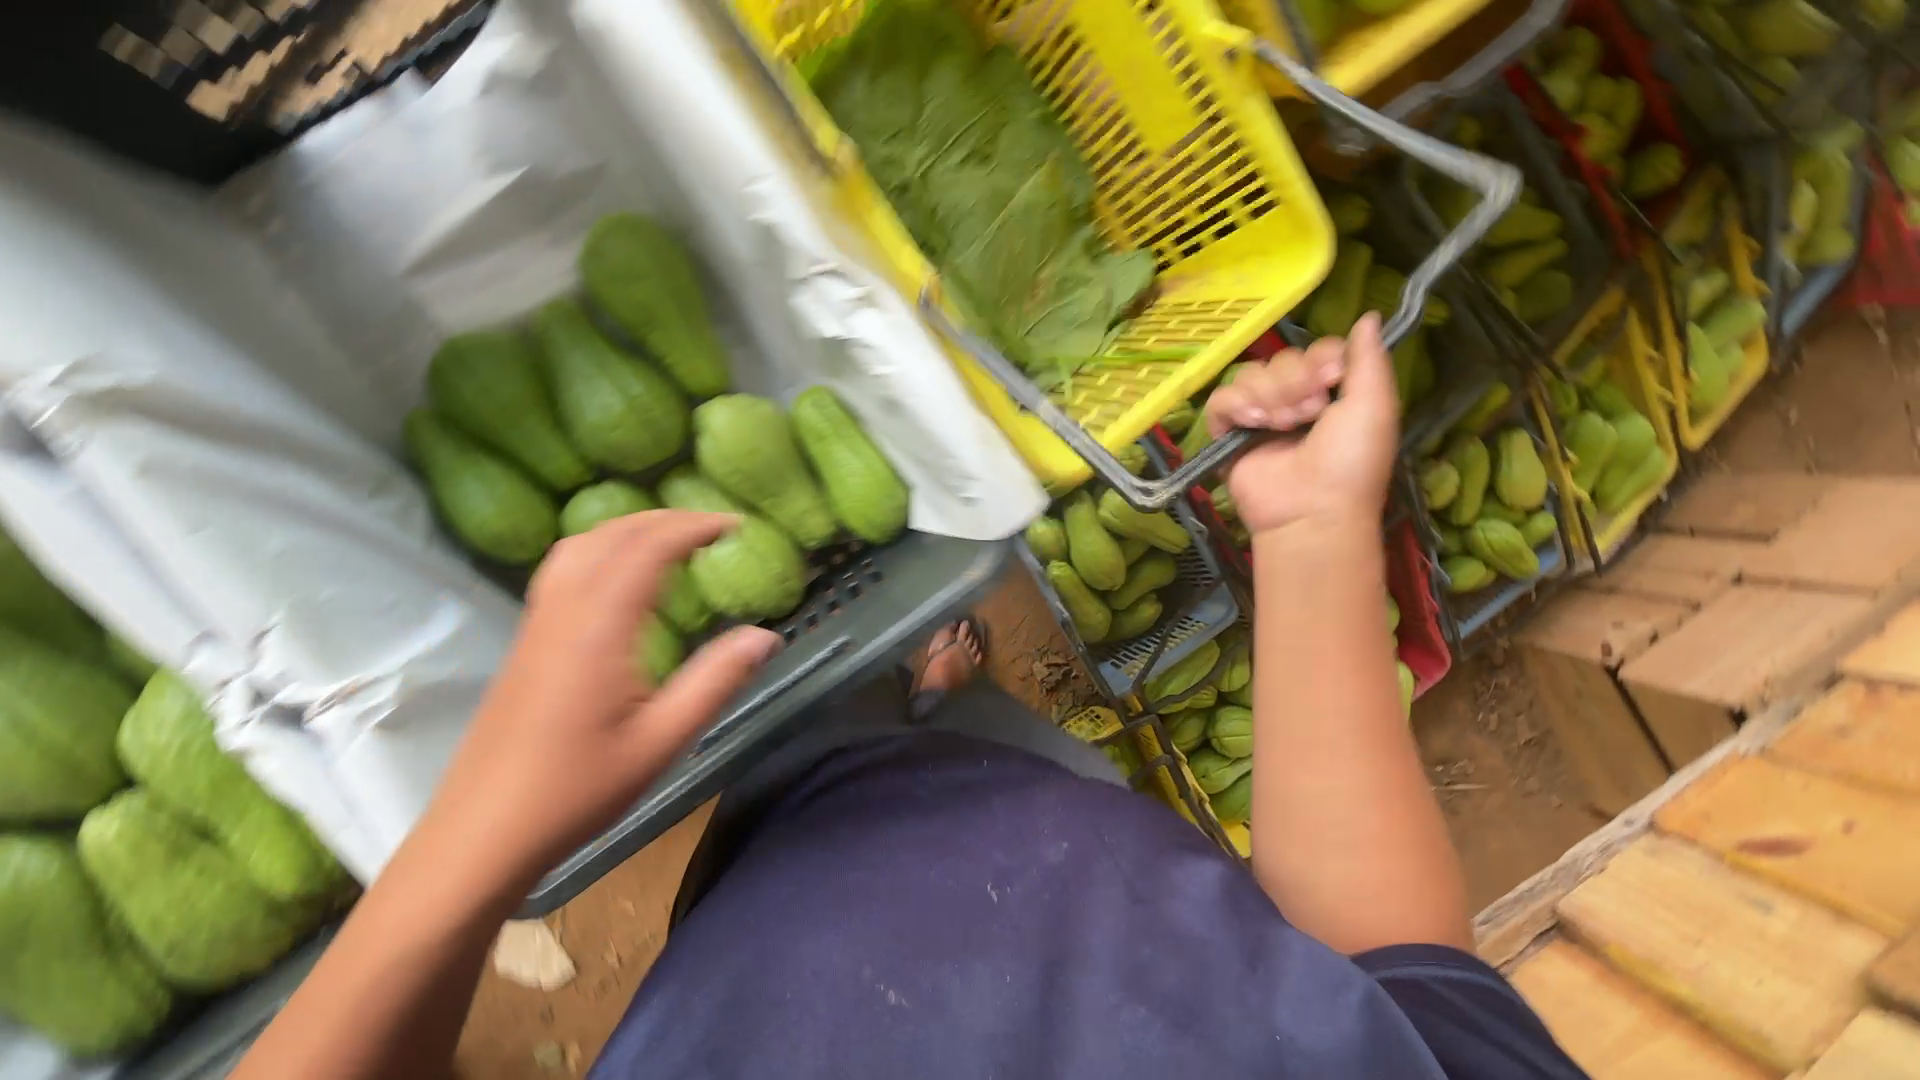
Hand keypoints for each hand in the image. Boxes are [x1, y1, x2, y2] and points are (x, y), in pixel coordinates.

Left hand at [418, 511, 782, 887]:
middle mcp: (564, 610)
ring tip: (672, 540)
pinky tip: (619, 578)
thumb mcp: (661, 742)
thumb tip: (766, 635)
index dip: (695, 526)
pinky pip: (565, 568)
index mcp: (599, 627)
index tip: (737, 526)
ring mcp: (538, 623)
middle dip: (667, 519)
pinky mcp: (526, 640)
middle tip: (714, 527)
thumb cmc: (577, 791)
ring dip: (630, 528)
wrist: (482, 832)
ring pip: (582, 545)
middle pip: (613, 534)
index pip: (649, 547)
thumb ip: (715, 682)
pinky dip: (602, 548)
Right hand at [1204, 312, 1399, 537]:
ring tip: (1281, 427)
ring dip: (1269, 397)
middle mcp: (1294, 401)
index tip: (1331, 379)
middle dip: (1295, 382)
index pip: (1315, 350)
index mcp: (1330, 394)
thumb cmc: (1351, 462)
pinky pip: (1221, 399)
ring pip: (1251, 375)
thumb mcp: (1375, 405)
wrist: (1311, 507)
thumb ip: (1369, 359)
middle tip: (1307, 414)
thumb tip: (1368, 315)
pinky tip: (1253, 424)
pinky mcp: (1228, 434)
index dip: (1320, 358)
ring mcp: (1259, 418)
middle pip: (1282, 359)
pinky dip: (1236, 406)